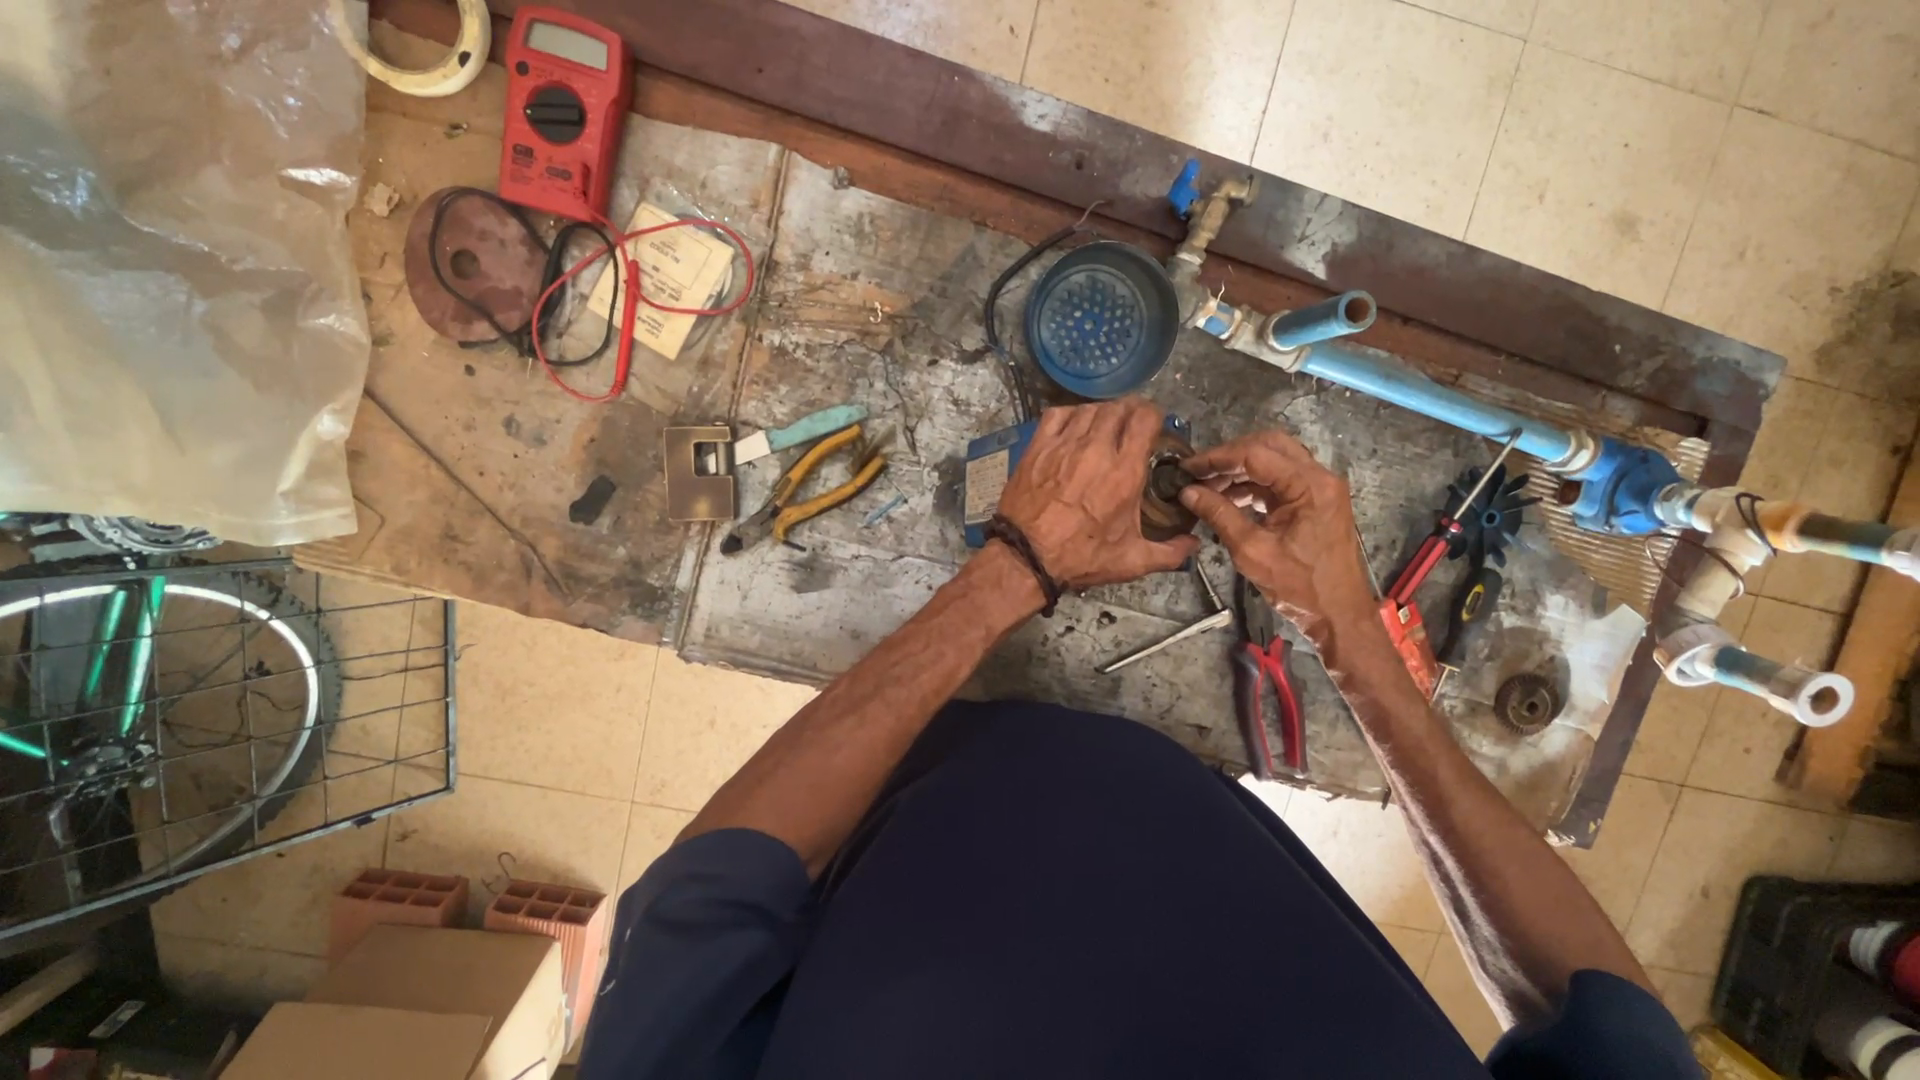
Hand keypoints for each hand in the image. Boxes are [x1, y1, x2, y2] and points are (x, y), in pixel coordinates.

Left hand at [996, 399, 1200, 588]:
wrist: (1026, 557)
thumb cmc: (1080, 557)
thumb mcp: (1132, 561)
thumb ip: (1170, 552)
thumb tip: (1194, 545)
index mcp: (1124, 472)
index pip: (1145, 419)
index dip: (1152, 416)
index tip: (1153, 426)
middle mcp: (1096, 450)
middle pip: (1118, 408)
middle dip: (1129, 412)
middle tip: (1130, 425)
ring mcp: (1064, 445)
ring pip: (1089, 409)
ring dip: (1101, 413)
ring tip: (1104, 426)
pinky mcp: (1038, 447)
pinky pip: (1057, 415)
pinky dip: (1071, 414)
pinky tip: (1074, 427)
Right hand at [1179, 430, 1376, 642]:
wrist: (1339, 614)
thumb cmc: (1298, 587)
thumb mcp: (1251, 551)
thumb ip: (1219, 515)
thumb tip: (1188, 492)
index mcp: (1309, 486)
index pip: (1256, 453)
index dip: (1217, 458)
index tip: (1188, 468)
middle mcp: (1320, 477)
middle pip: (1269, 446)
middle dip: (1230, 456)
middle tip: (1199, 473)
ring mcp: (1320, 488)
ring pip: (1275, 459)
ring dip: (1241, 470)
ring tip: (1208, 488)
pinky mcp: (1316, 501)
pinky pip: (1281, 480)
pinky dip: (1254, 484)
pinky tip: (1228, 499)